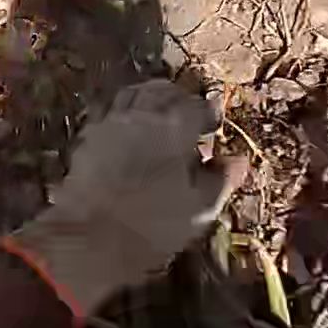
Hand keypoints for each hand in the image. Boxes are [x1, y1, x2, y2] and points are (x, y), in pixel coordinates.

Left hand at [1, 80, 237, 315]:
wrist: (89, 236)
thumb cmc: (153, 224)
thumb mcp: (200, 208)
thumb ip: (220, 179)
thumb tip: (238, 159)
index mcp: (173, 127)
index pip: (195, 106)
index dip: (207, 112)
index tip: (213, 125)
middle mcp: (141, 114)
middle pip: (162, 92)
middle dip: (179, 99)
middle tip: (188, 114)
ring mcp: (111, 121)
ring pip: (134, 94)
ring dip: (150, 97)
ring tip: (159, 115)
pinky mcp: (89, 135)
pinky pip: (112, 110)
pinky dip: (126, 111)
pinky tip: (131, 129)